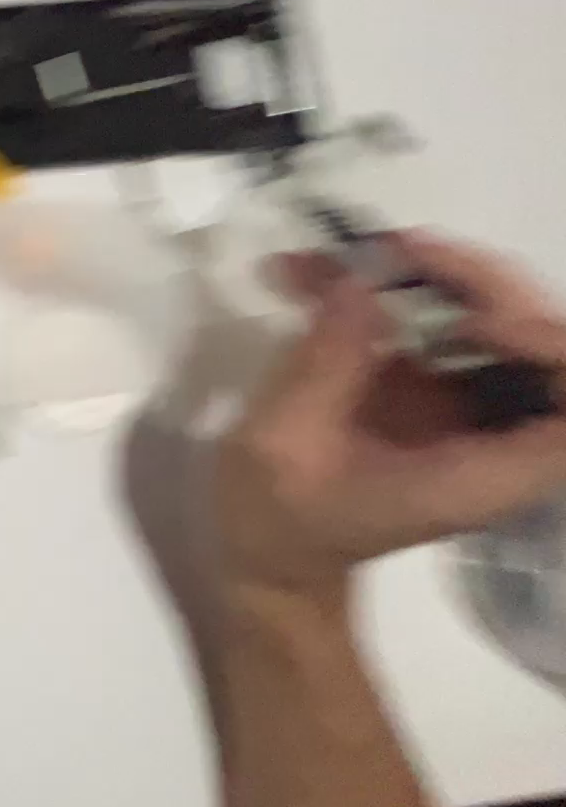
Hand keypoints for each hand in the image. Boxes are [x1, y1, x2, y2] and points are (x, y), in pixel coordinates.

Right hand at [220, 231, 565, 596]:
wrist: (269, 556)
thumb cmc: (277, 516)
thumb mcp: (283, 443)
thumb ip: (323, 365)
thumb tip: (356, 282)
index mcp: (494, 468)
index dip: (549, 345)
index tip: (466, 322)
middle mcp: (499, 432)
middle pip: (539, 343)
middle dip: (477, 286)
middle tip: (392, 250)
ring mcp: (457, 409)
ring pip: (478, 323)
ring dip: (418, 280)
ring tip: (332, 255)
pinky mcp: (415, 395)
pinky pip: (418, 331)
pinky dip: (372, 299)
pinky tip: (310, 279)